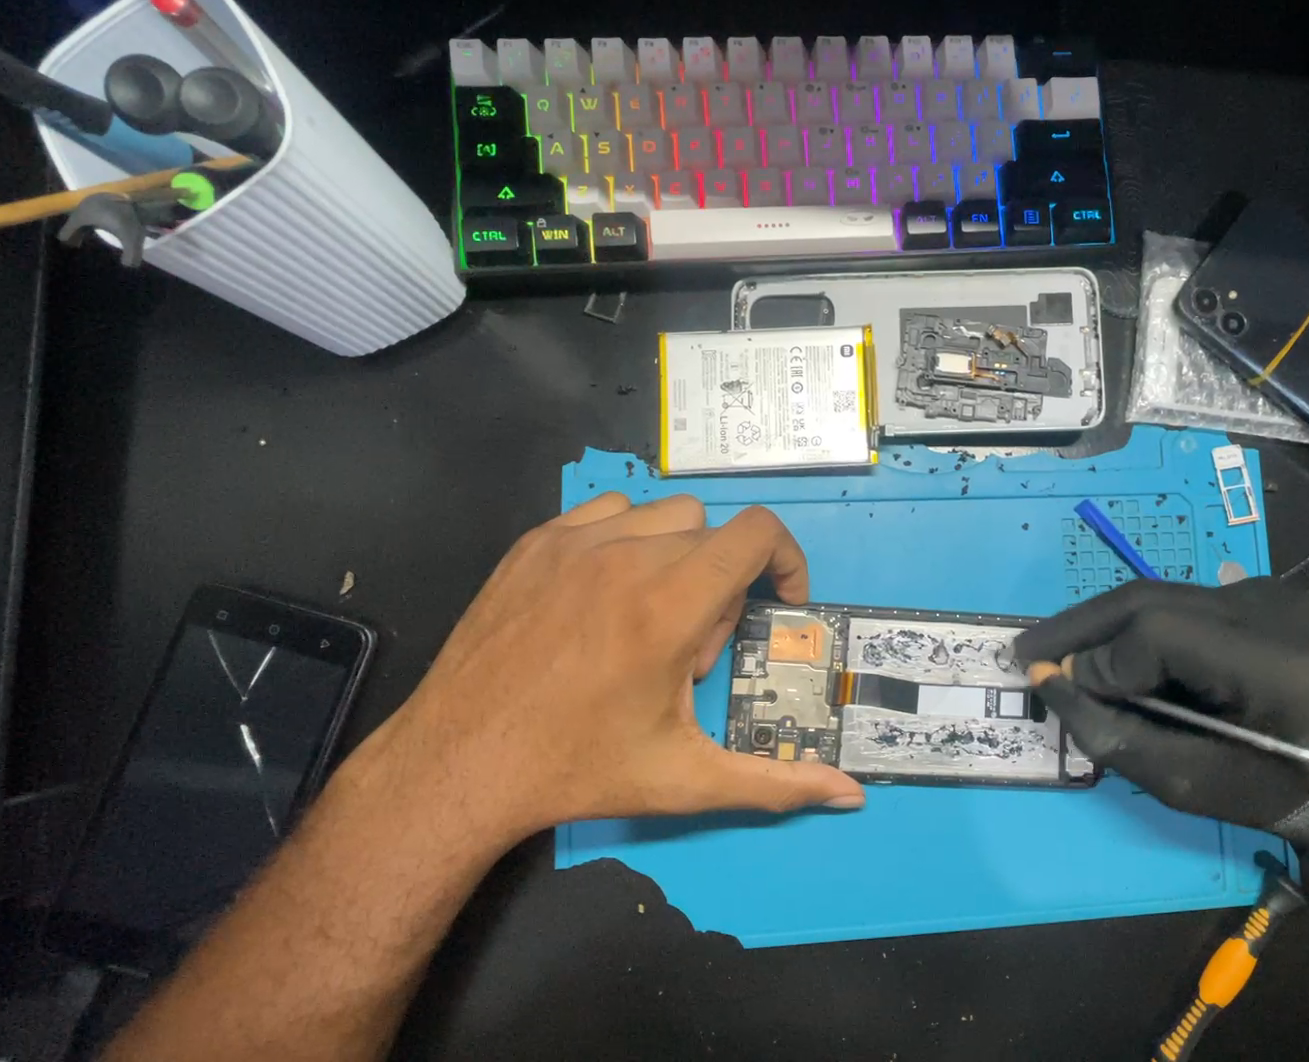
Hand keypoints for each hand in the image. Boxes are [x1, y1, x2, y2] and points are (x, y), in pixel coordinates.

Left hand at [358, 494, 864, 844]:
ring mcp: (574, 544)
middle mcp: (627, 558)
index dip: (787, 560)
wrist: (456, 766)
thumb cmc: (578, 771)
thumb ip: (776, 783)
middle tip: (690, 649)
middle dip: (725, 583)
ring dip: (679, 557)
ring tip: (649, 617)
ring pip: (664, 517)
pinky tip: (603, 597)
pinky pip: (608, 513)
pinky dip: (626, 541)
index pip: (758, 534)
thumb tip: (852, 795)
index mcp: (670, 607)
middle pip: (715, 534)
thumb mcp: (686, 780)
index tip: (778, 605)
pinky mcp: (534, 544)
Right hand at [1014, 579, 1308, 881]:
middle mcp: (1276, 611)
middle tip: (1026, 651)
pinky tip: (1107, 647)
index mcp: (1279, 666)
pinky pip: (1177, 602)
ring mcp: (1270, 592)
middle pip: (1151, 598)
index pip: (1161, 632)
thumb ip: (1113, 733)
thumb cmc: (1272, 793)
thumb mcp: (1188, 786)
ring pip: (1158, 593)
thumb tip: (1050, 680)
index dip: (1103, 661)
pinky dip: (1133, 624)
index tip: (1061, 688)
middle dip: (1080, 625)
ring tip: (1053, 647)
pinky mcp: (1257, 590)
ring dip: (1100, 622)